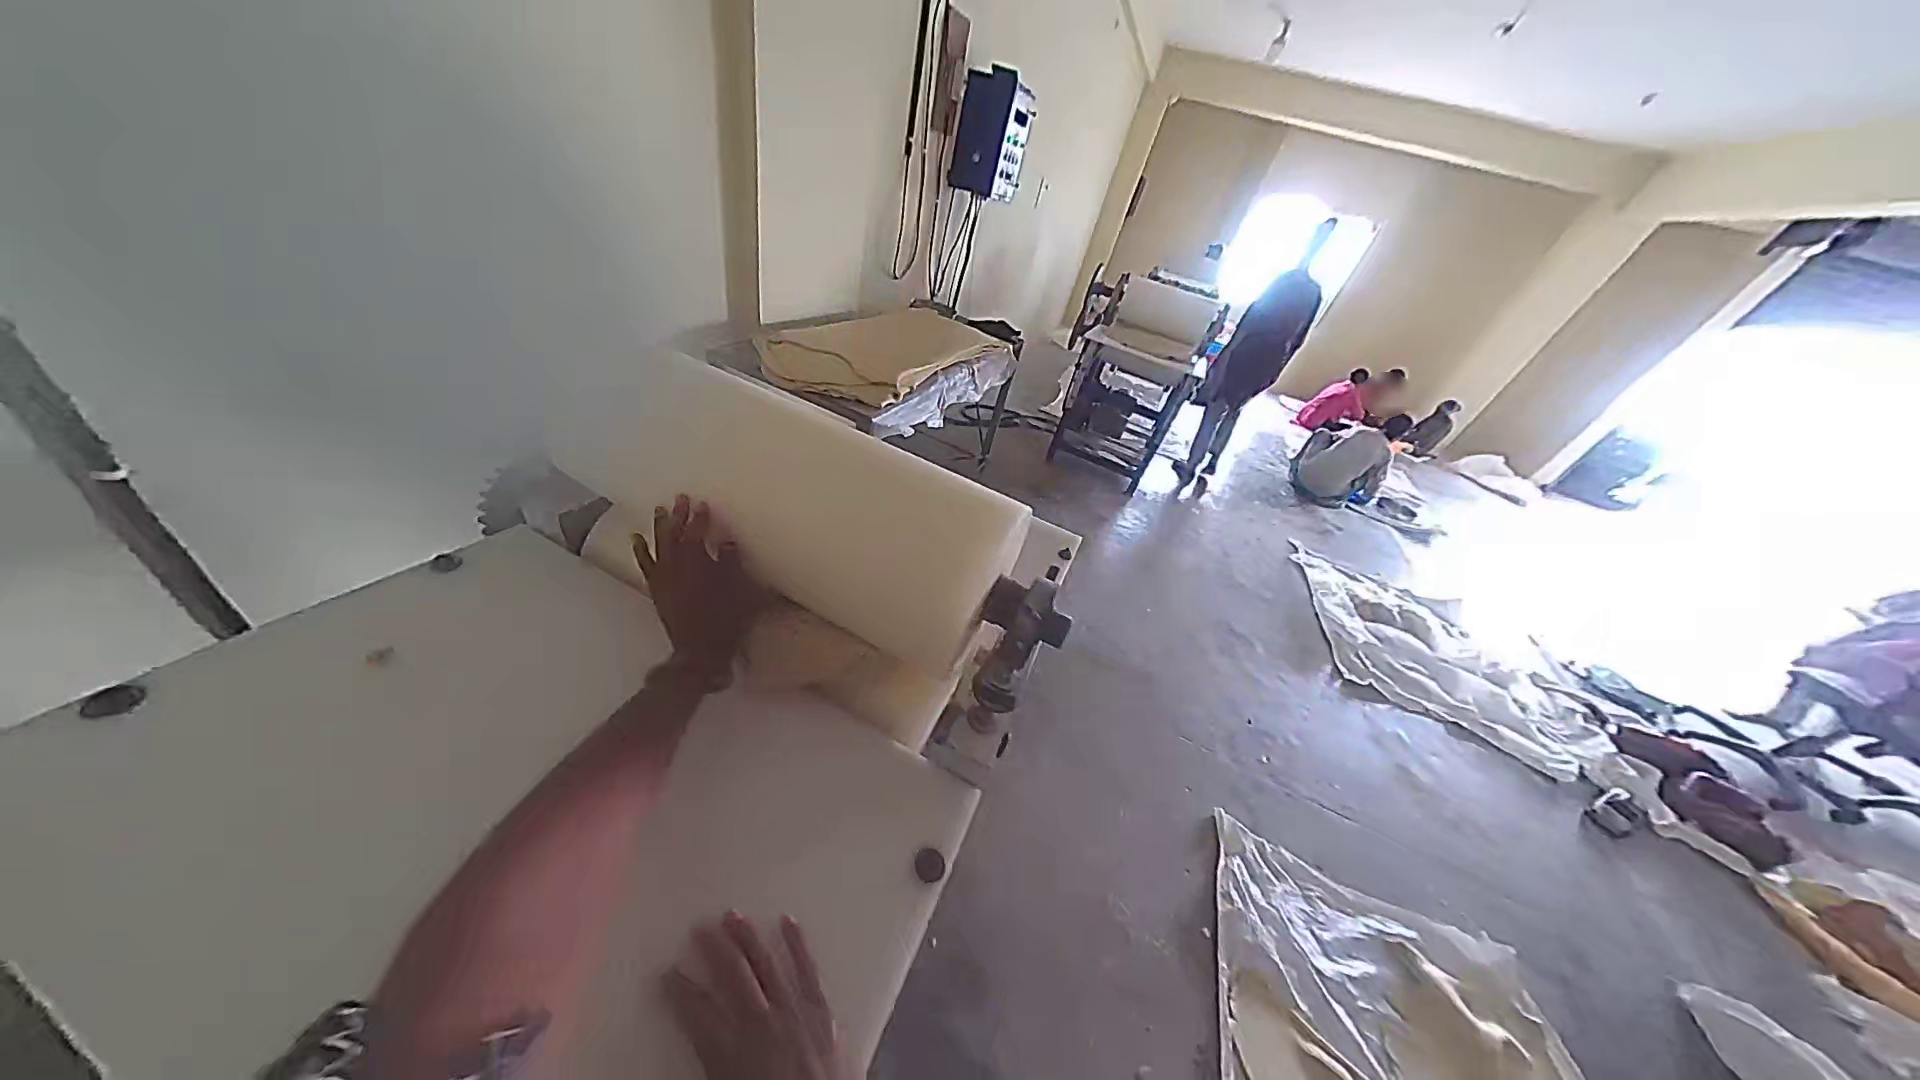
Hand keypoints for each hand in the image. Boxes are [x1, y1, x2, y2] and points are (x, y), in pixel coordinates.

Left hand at [634, 495, 764, 683]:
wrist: (700, 650)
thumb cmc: (726, 620)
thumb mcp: (739, 589)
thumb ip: (731, 563)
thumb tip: (726, 541)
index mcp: (698, 563)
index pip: (698, 534)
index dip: (701, 519)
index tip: (704, 504)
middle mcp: (676, 567)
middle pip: (675, 535)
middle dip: (678, 516)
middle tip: (681, 499)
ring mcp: (663, 578)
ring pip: (658, 546)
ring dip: (659, 528)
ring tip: (660, 511)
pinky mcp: (657, 590)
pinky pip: (645, 565)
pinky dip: (641, 551)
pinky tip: (637, 540)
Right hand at [665, 913, 850, 1079]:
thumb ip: (714, 1064)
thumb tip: (706, 1045)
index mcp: (730, 1052)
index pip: (696, 1010)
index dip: (680, 990)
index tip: (668, 972)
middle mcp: (759, 1023)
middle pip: (732, 975)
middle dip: (714, 948)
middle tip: (699, 927)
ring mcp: (793, 1011)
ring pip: (765, 963)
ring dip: (747, 937)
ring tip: (733, 915)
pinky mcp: (821, 1009)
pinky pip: (807, 968)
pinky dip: (797, 943)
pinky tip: (788, 921)